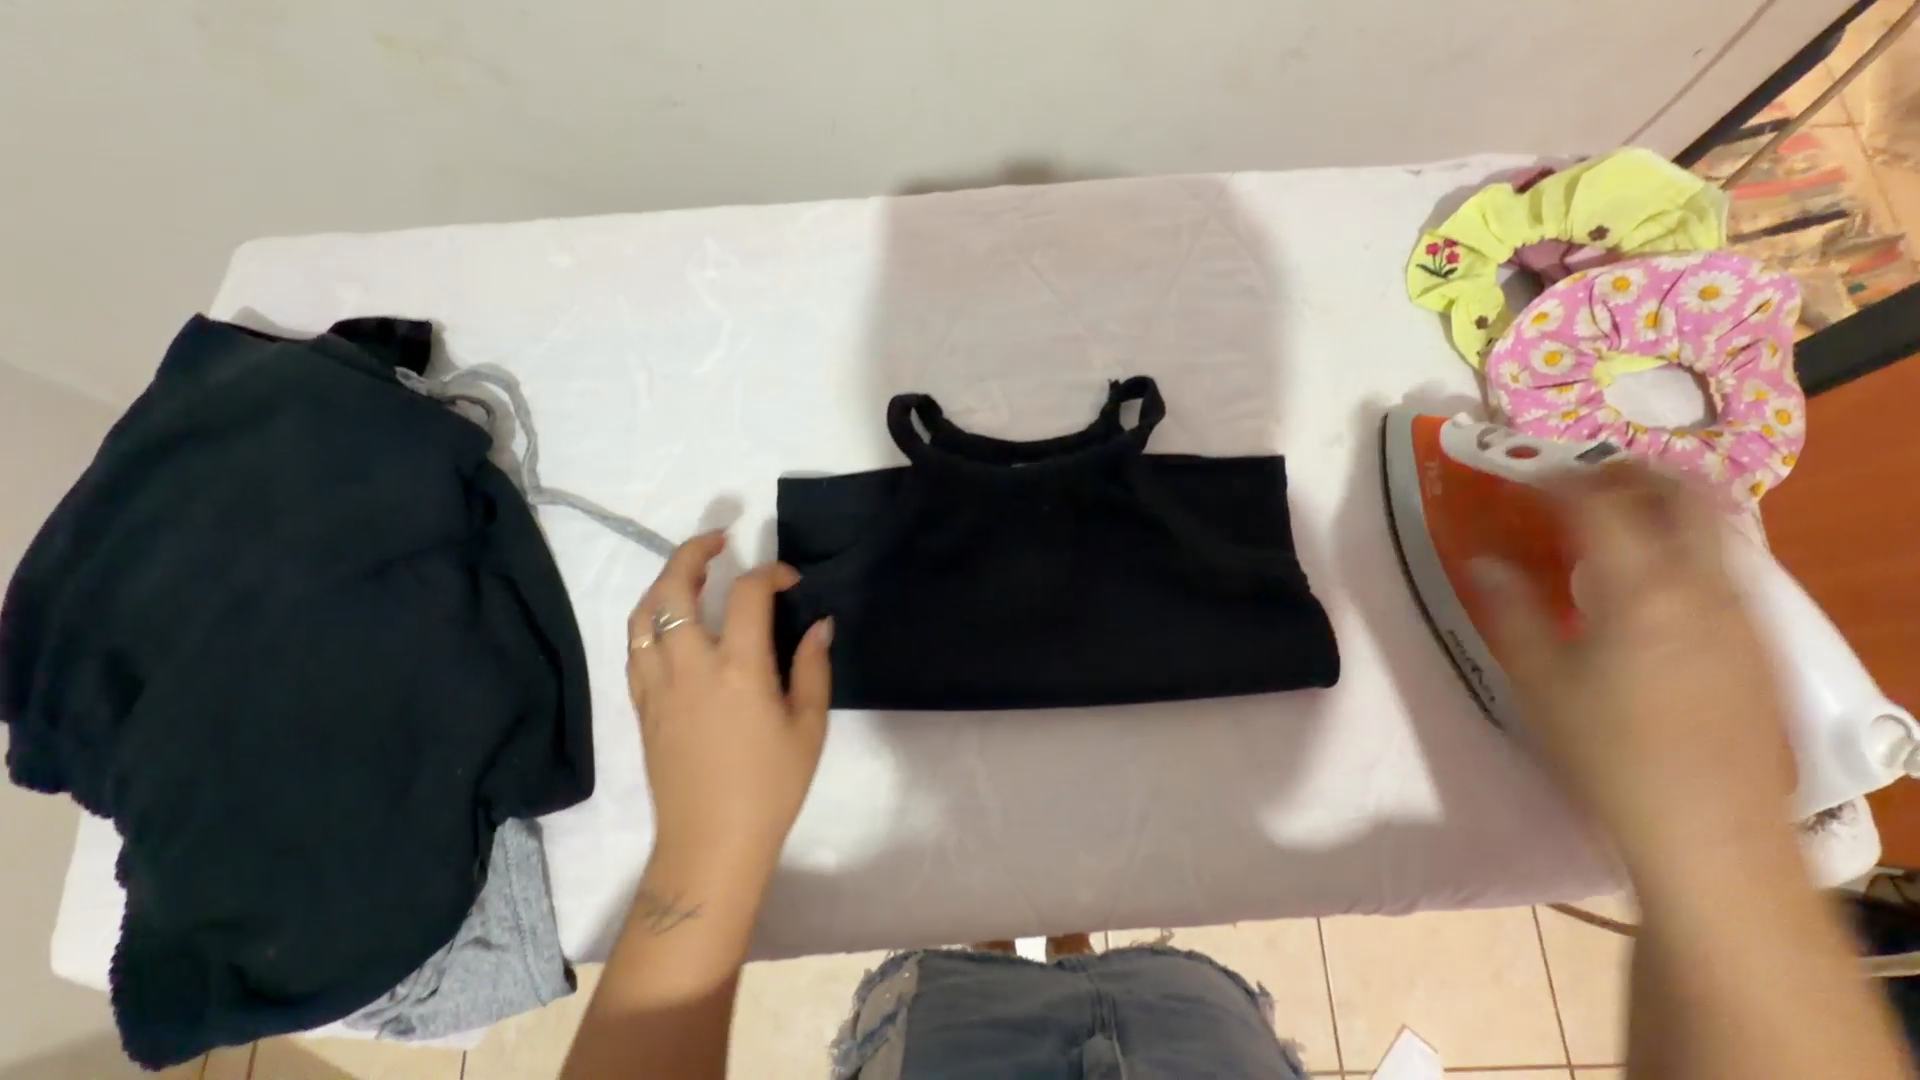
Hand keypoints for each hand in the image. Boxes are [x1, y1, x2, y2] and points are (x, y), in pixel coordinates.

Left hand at [627, 532, 833, 877]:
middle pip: (675, 588)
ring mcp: (658, 684)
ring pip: (644, 614)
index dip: (770, 573)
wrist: (710, 841)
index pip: (747, 594)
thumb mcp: (808, 727)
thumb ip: (812, 668)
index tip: (789, 580)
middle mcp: (691, 665)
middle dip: (694, 552)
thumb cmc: (770, 787)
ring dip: (664, 582)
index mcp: (739, 669)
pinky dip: (649, 620)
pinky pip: (635, 647)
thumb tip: (819, 624)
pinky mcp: (641, 705)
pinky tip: (668, 623)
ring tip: (688, 574)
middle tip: (718, 540)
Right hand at [1472, 466, 1796, 867]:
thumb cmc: (1606, 752)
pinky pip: (1724, 562)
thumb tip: (1483, 561)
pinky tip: (1650, 577)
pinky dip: (1685, 543)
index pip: (1600, 503)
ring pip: (1714, 524)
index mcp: (1640, 589)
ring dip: (1663, 504)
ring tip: (1612, 519)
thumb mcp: (1538, 681)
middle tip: (1581, 479)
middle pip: (1682, 493)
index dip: (1560, 479)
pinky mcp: (1759, 639)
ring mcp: (1742, 610)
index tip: (1526, 475)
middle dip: (1630, 472)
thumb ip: (1509, 609)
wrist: (1709, 828)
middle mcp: (1703, 585)